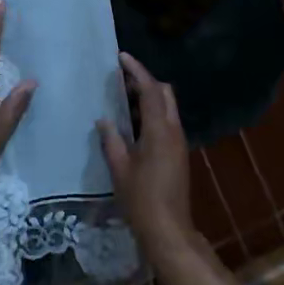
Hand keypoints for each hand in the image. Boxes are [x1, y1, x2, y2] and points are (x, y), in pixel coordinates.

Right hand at [99, 53, 197, 254]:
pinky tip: (133, 123)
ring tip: (123, 98)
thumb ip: (111, 140)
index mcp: (160, 129)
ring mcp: (179, 141)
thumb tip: (104, 120)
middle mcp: (174, 130)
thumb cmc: (141, 198)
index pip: (150, 89)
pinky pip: (167, 122)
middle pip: (164, 93)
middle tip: (121, 79)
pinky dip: (152, 113)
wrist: (168, 227)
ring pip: (168, 107)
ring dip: (149, 97)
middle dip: (145, 81)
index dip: (137, 70)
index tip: (122, 57)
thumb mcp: (119, 169)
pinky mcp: (179, 152)